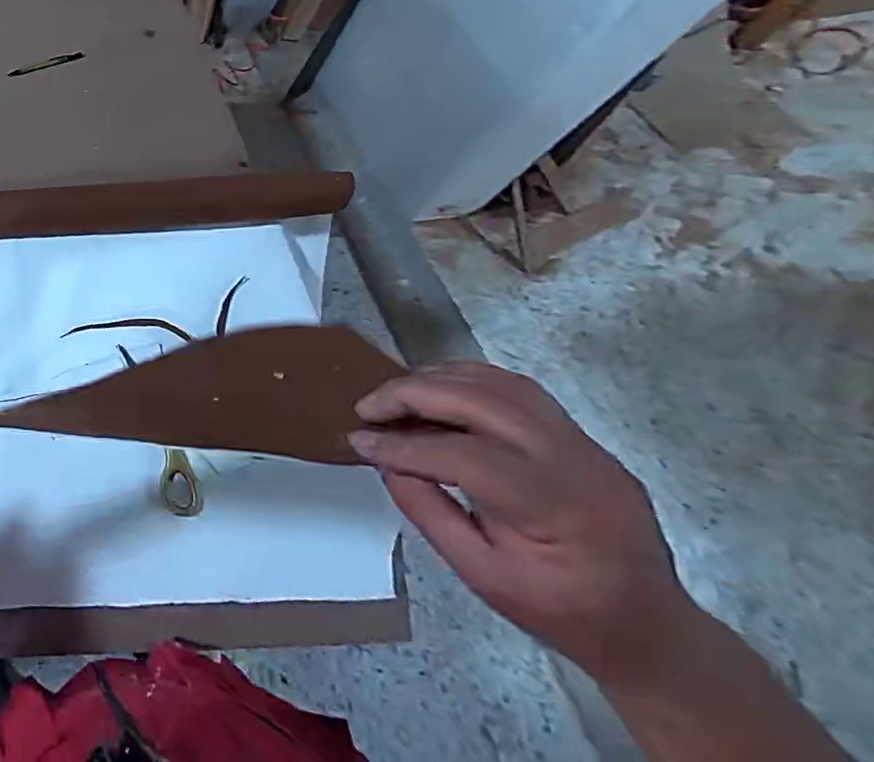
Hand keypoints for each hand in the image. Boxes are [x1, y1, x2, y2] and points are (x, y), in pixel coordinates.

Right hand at [348, 362, 694, 682]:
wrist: (649, 627)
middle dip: (412, 396)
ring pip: (501, 384)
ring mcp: (586, 445)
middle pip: (481, 402)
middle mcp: (577, 463)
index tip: (358, 442)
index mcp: (557, 508)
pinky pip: (519, 391)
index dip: (403, 446)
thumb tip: (386, 460)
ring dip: (438, 381)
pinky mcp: (581, 438)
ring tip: (395, 397)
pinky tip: (437, 395)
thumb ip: (427, 510)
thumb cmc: (560, 610)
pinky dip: (468, 382)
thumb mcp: (480, 574)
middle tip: (367, 409)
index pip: (463, 455)